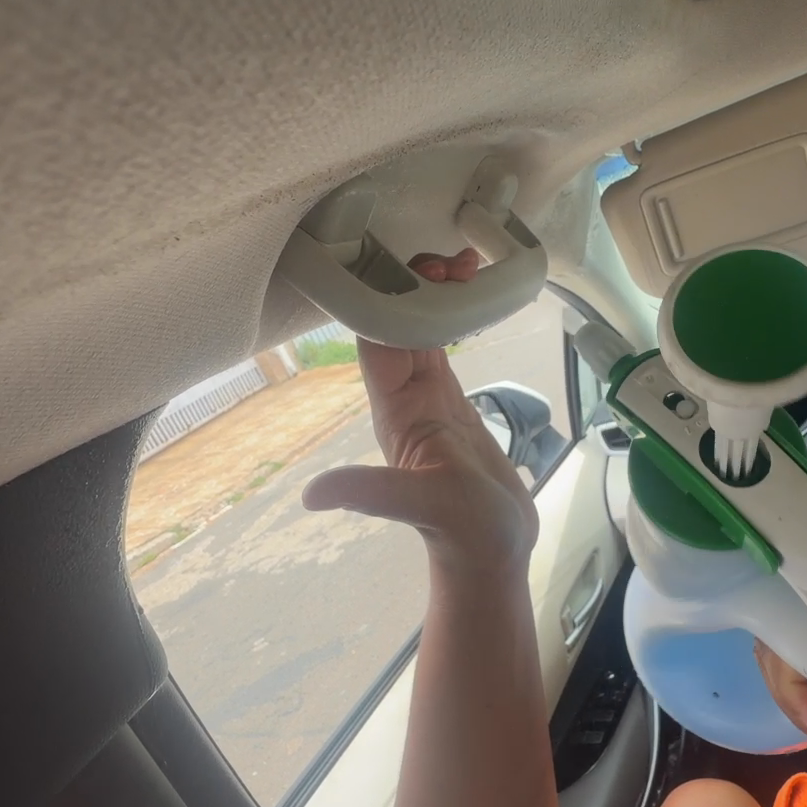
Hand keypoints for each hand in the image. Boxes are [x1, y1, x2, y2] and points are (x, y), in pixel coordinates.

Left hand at [301, 250, 538, 571]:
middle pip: (397, 325)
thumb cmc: (466, 531)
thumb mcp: (424, 508)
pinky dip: (454, 318)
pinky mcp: (454, 404)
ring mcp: (430, 400)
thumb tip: (313, 496)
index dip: (388, 297)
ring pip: (422, 332)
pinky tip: (470, 298)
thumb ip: (375, 493)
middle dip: (415, 283)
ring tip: (466, 264)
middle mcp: (406, 398)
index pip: (378, 339)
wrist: (493, 550)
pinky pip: (445, 348)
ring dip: (436, 295)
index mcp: (396, 411)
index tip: (418, 265)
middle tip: (451, 256)